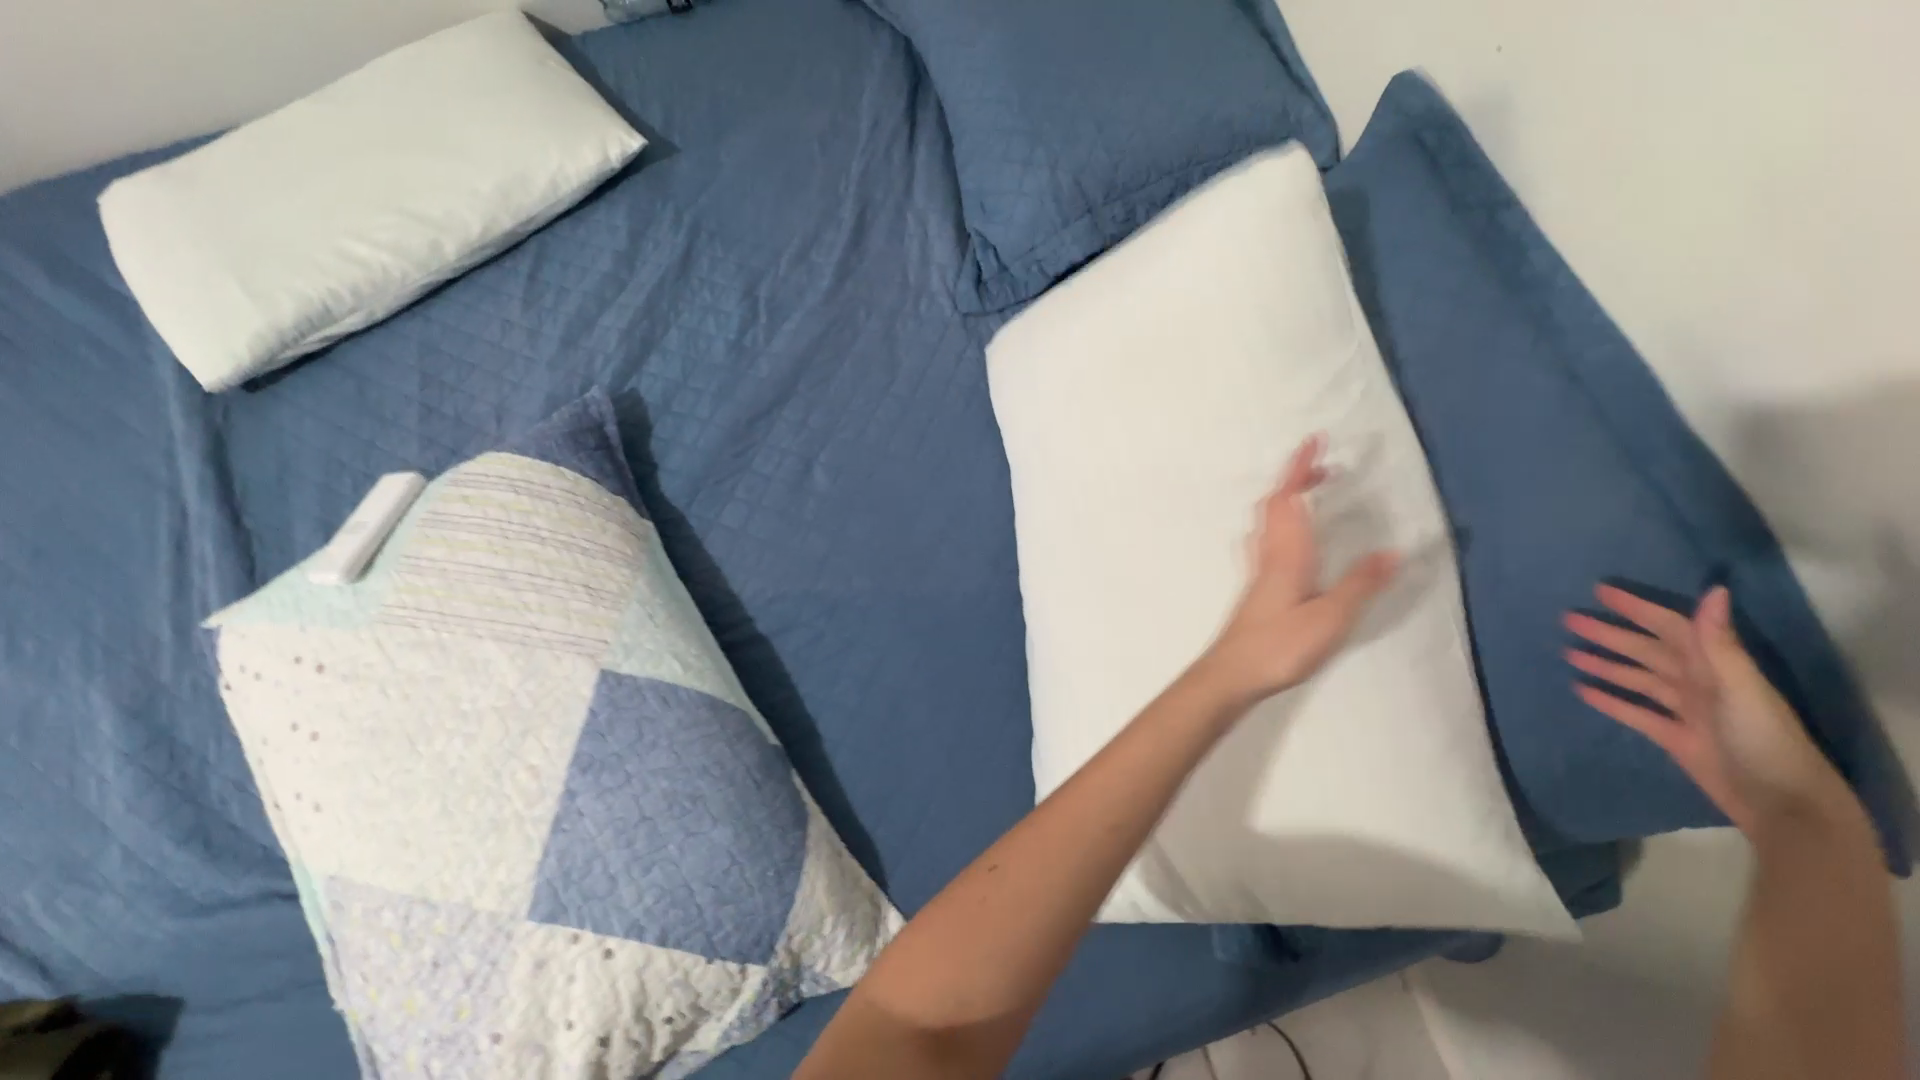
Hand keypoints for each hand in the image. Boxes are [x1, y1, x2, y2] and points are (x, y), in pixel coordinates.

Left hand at [1197, 434, 1398, 709]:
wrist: (1231, 674)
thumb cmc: (1279, 645)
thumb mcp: (1331, 617)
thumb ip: (1361, 584)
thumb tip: (1395, 550)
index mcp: (1286, 553)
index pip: (1288, 498)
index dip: (1300, 468)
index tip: (1314, 440)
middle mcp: (1268, 555)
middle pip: (1274, 505)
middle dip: (1296, 479)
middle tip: (1324, 468)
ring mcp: (1258, 572)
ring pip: (1267, 523)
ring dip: (1287, 501)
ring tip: (1311, 495)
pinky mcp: (1257, 589)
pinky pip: (1268, 542)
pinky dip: (1283, 526)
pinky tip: (1293, 542)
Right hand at [1565, 585, 1857, 836]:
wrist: (1782, 804)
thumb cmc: (1765, 741)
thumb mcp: (1741, 689)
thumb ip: (1719, 644)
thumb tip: (1713, 590)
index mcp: (1715, 667)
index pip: (1670, 628)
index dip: (1637, 609)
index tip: (1600, 592)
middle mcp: (1698, 683)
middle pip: (1646, 651)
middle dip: (1610, 634)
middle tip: (1569, 620)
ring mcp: (1685, 711)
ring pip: (1637, 679)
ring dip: (1605, 664)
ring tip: (1568, 653)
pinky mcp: (1673, 737)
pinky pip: (1634, 712)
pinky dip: (1610, 700)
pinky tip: (1583, 690)